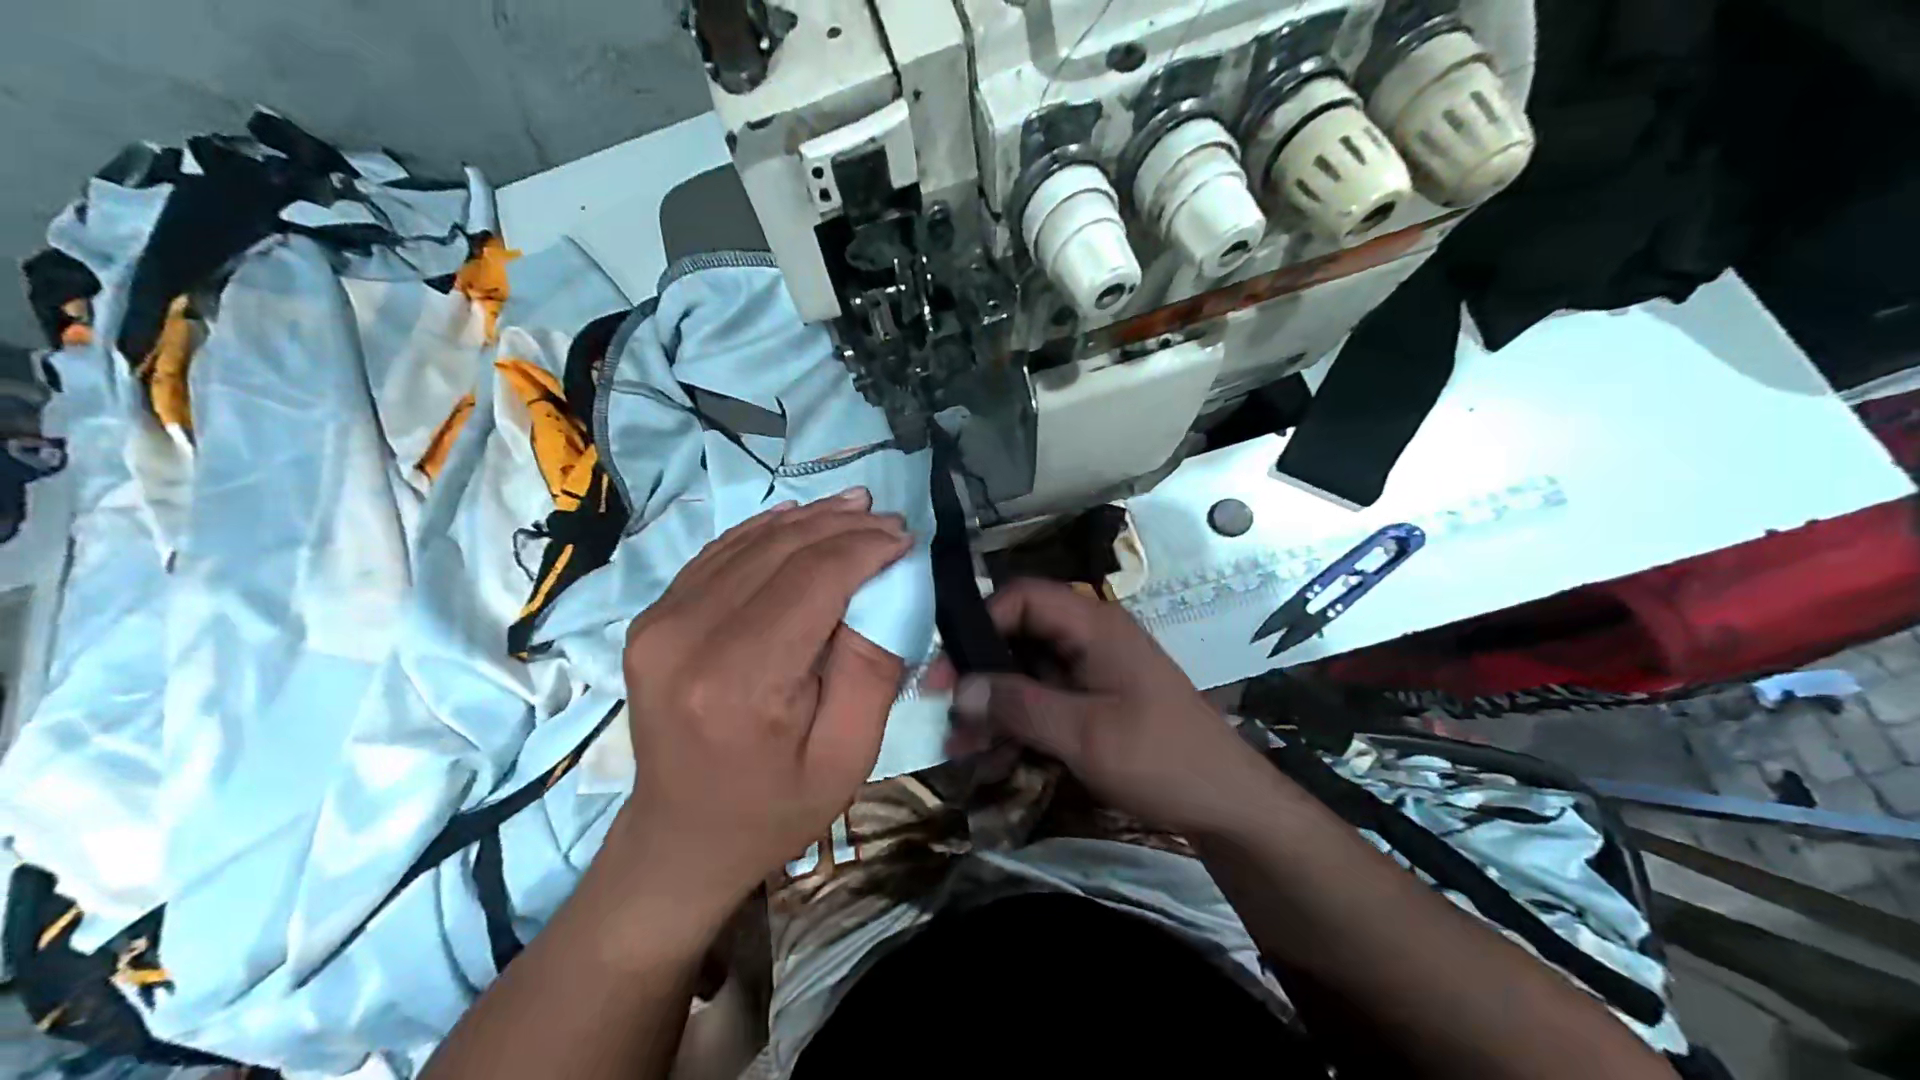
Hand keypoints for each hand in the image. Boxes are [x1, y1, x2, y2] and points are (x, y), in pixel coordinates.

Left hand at [615, 489, 910, 922]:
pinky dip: (764, 531)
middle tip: (889, 520)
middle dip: (843, 526)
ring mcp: (658, 624)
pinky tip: (800, 521)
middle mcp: (685, 639)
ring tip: (856, 510)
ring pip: (748, 543)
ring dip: (808, 521)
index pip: (812, 579)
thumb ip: (872, 668)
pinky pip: (717, 555)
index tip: (905, 537)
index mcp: (740, 681)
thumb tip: (885, 587)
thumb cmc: (776, 806)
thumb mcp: (848, 756)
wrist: (683, 837)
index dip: (864, 547)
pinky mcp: (651, 619)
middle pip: (780, 551)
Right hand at [948, 578, 1273, 836]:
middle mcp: (1089, 639)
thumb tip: (957, 686)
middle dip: (978, 674)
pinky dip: (1017, 725)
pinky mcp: (1094, 703)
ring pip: (1026, 674)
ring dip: (992, 707)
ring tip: (958, 748)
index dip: (978, 624)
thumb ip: (1019, 705)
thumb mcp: (1084, 733)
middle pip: (1018, 636)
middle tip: (945, 713)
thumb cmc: (1161, 759)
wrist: (1228, 805)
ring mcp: (1092, 672)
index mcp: (1093, 626)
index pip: (1021, 598)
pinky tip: (990, 758)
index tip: (947, 671)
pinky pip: (1043, 702)